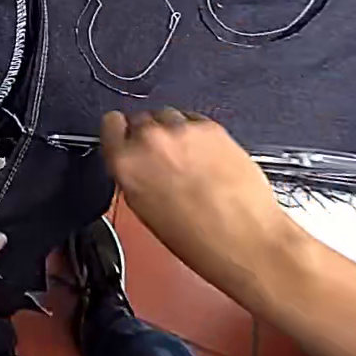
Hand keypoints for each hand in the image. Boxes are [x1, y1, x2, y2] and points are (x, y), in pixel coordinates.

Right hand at [101, 109, 304, 303]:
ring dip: (173, 133)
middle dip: (149, 136)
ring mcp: (181, 130)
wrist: (246, 239)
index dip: (120, 133)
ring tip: (188, 160)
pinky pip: (194, 121)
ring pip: (167, 116)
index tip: (128, 139)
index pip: (110, 123)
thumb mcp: (144, 210)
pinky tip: (207, 158)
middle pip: (140, 118)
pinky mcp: (210, 126)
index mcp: (126, 163)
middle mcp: (150, 140)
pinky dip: (198, 134)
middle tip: (164, 159)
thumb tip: (133, 161)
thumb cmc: (199, 238)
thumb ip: (132, 174)